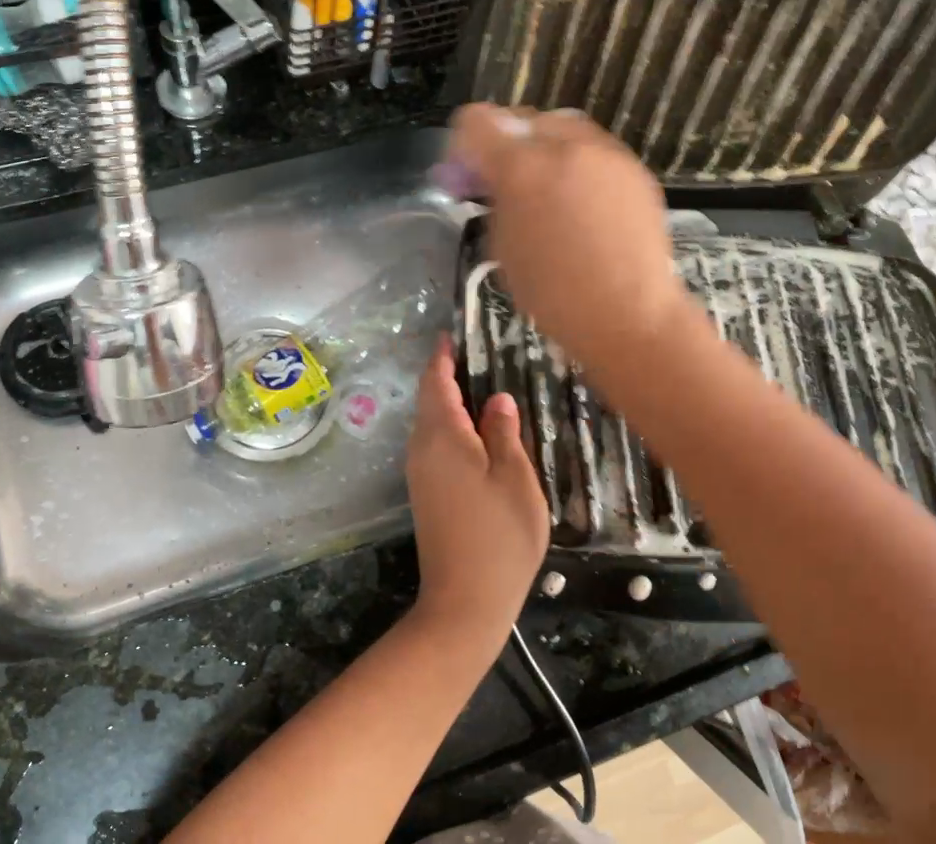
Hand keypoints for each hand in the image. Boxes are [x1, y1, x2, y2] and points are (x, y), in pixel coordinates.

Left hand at [404, 336, 549, 636]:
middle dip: (447, 376)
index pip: (436, 383)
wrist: (464, 600)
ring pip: (430, 424)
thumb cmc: (499, 537)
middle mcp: (422, 449)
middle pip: (430, 401)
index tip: (453, 334)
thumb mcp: (515, 480)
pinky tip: (476, 432)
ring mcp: (420, 473)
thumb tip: (497, 399)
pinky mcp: (425, 493)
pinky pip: (434, 445)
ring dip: (449, 402)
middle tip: (478, 356)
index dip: (444, 357)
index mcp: (443, 437)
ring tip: (482, 387)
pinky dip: (450, 427)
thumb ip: (505, 434)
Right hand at [446, 103, 692, 368]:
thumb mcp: (502, 247)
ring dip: (543, 150)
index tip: (467, 174)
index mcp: (520, 166)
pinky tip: (579, 203)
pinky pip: (592, 150)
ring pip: (560, 128)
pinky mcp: (633, 167)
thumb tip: (489, 178)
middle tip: (503, 183)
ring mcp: (604, 152)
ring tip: (545, 191)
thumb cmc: (552, 294)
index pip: (477, 121)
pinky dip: (576, 164)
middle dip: (505, 146)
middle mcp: (563, 145)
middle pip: (520, 119)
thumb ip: (494, 198)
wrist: (627, 313)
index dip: (464, 144)